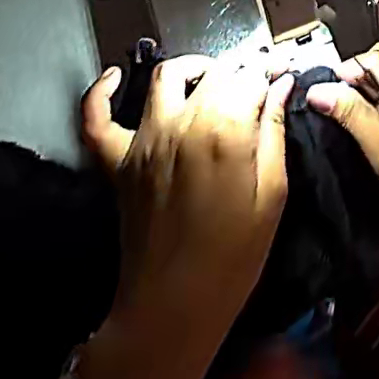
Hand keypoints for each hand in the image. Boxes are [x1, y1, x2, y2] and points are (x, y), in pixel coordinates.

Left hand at [77, 56, 292, 378]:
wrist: (173, 308)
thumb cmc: (234, 254)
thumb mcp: (272, 192)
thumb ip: (275, 130)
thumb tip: (282, 85)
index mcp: (227, 130)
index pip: (252, 76)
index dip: (271, 72)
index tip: (282, 75)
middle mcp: (183, 123)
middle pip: (215, 73)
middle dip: (241, 73)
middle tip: (256, 89)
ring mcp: (145, 141)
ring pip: (166, 78)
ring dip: (193, 70)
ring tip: (210, 81)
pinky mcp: (117, 162)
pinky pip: (96, 118)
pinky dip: (101, 92)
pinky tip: (117, 77)